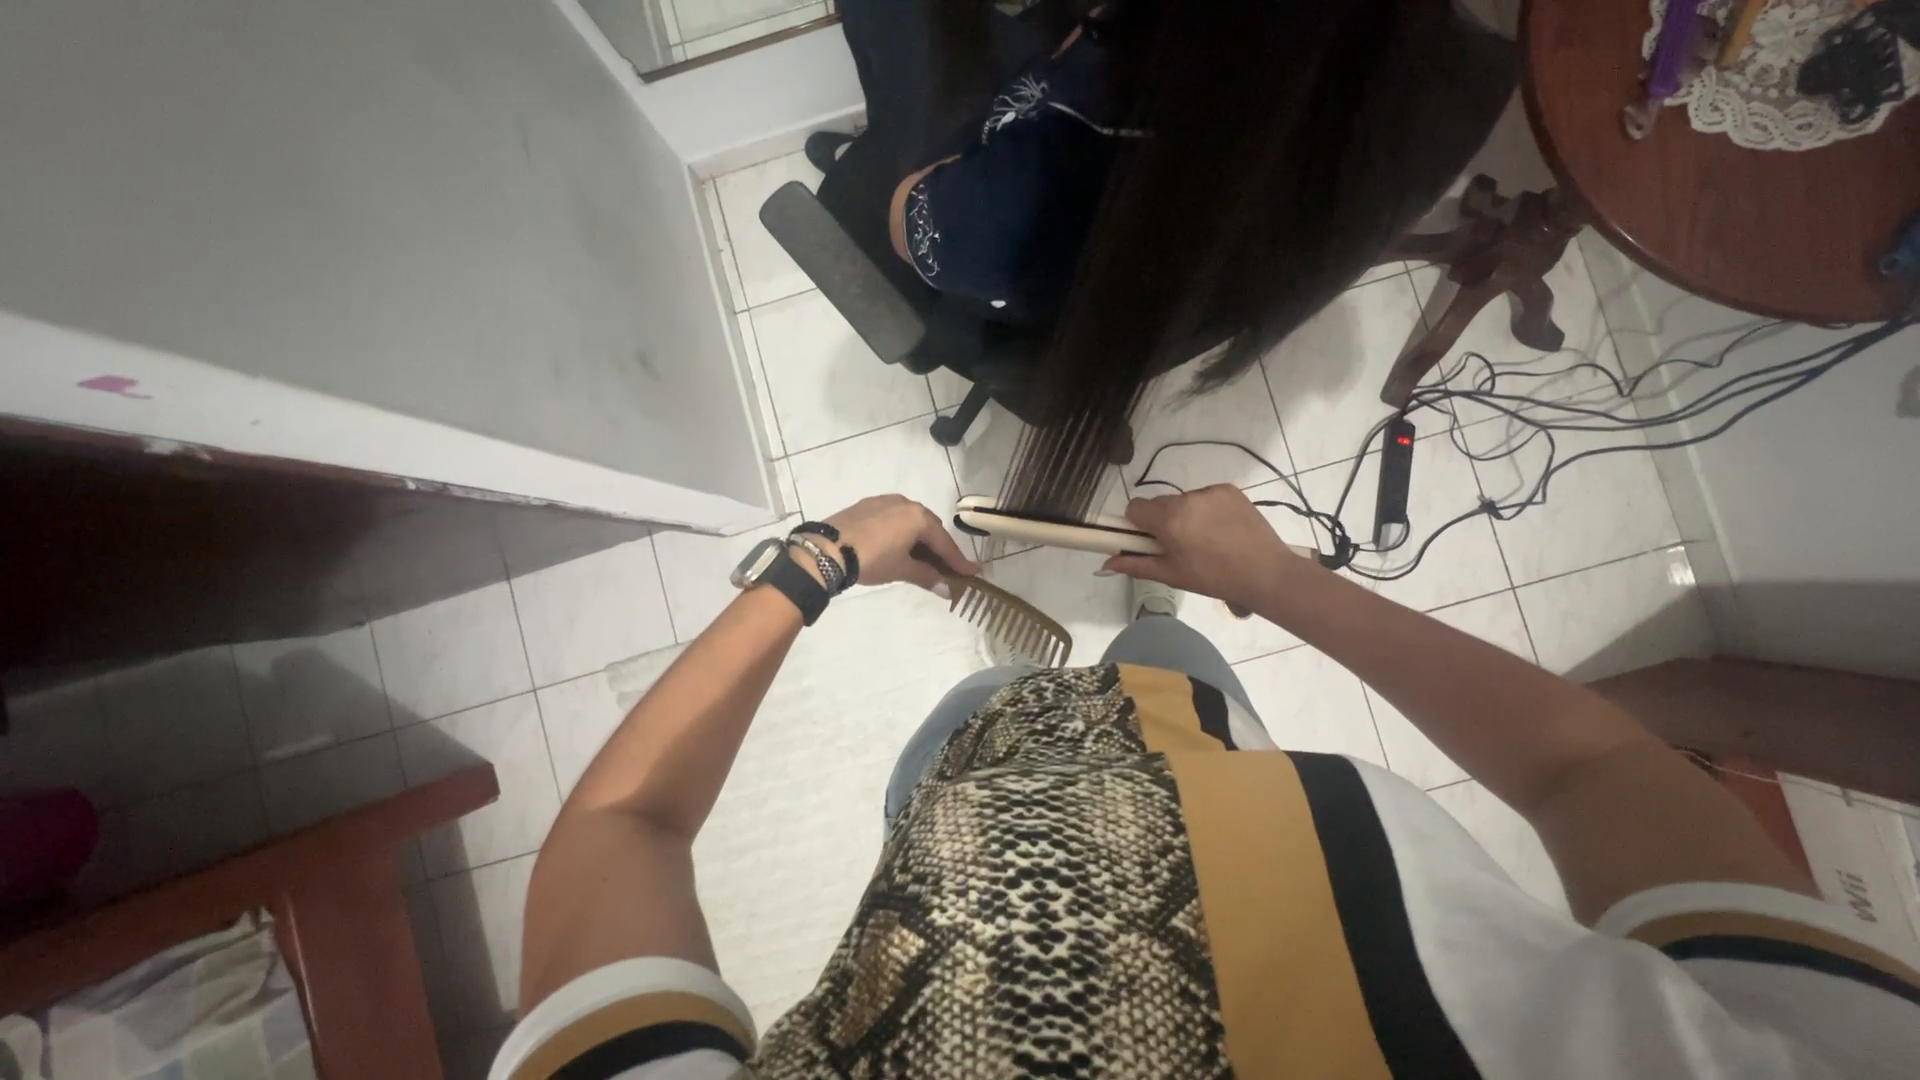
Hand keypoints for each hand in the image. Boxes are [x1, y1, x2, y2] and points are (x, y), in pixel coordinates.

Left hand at [821, 495, 979, 593]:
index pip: (944, 543)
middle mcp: (905, 503)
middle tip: (946, 568)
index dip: (958, 560)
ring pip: (911, 521)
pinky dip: (901, 532)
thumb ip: (927, 576)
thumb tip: (947, 589)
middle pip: (929, 528)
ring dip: (919, 539)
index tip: (973, 572)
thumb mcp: (902, 570)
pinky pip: (893, 518)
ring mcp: (885, 501)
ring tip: (921, 559)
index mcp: (918, 517)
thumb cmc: (871, 559)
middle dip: (939, 549)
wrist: (826, 550)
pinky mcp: (866, 505)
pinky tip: (897, 545)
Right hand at [1101, 485, 1307, 606]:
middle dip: (1162, 520)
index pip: (1135, 507)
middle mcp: (1186, 499)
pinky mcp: (1229, 490)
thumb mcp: (1173, 575)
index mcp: (1169, 520)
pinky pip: (1205, 496)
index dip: (1137, 523)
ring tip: (1205, 540)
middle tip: (1179, 545)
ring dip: (1185, 515)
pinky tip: (1221, 529)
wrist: (1266, 572)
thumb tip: (1107, 563)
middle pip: (1159, 503)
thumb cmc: (1215, 578)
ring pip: (1183, 500)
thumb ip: (1137, 565)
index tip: (1149, 540)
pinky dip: (1206, 510)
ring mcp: (1210, 492)